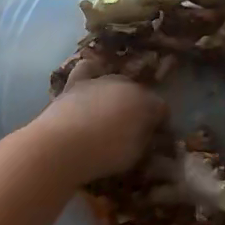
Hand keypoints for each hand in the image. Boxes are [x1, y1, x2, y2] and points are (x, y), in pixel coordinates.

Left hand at [29, 59, 166, 183]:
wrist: (62, 146)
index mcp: (146, 102)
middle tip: (132, 128)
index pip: (162, 108)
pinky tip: (90, 86)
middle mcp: (126, 85)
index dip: (160, 123)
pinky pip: (87, 70)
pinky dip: (91, 74)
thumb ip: (145, 139)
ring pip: (115, 83)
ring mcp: (99, 81)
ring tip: (109, 115)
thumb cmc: (105, 154)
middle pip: (139, 93)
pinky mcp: (75, 83)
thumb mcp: (136, 154)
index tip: (155, 136)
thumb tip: (148, 133)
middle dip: (139, 108)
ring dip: (116, 96)